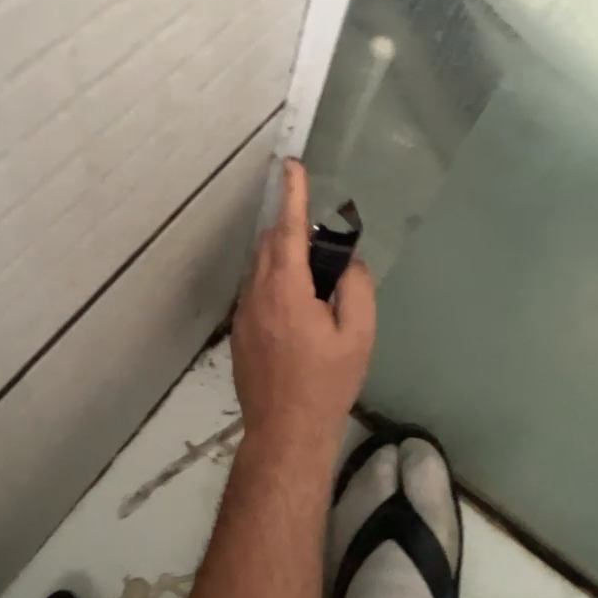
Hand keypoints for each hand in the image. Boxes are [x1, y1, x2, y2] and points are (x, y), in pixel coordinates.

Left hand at [231, 158, 375, 457]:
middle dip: (294, 232)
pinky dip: (277, 284)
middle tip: (327, 252)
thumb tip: (348, 263)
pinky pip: (258, 290)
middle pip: (271, 244)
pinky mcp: (239, 331)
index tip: (291, 165)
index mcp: (286, 289)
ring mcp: (244, 313)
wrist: (284, 432)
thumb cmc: (326, 384)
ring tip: (318, 289)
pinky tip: (299, 316)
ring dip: (286, 260)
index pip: (288, 230)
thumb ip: (356, 288)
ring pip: (262, 267)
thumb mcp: (357, 335)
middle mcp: (257, 293)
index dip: (292, 195)